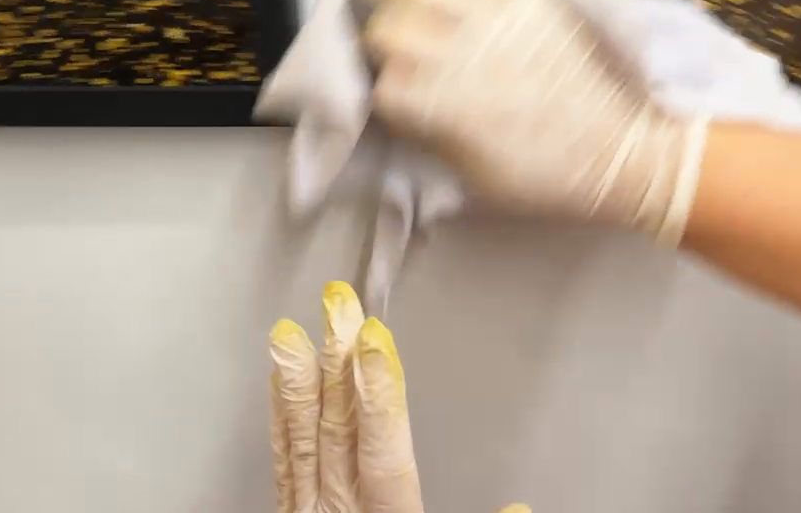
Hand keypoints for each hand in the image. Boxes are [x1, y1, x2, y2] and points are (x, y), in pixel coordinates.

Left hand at [268, 281, 528, 512]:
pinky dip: (282, 420)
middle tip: (338, 307)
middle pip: (340, 439)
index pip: (384, 462)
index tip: (374, 343)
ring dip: (298, 385)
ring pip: (302, 447)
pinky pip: (285, 466)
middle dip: (340, 367)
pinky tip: (281, 385)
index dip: (381, 398)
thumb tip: (519, 510)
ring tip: (291, 334)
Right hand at [356, 0, 706, 244]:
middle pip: (391, 26)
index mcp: (450, 109)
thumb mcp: (473, 177)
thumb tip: (399, 99)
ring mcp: (500, 18)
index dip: (381, 88)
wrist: (622, 154)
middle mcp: (467, 56)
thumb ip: (429, 133)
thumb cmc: (547, 177)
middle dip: (381, 33)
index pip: (383, 83)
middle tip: (388, 35)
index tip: (392, 91)